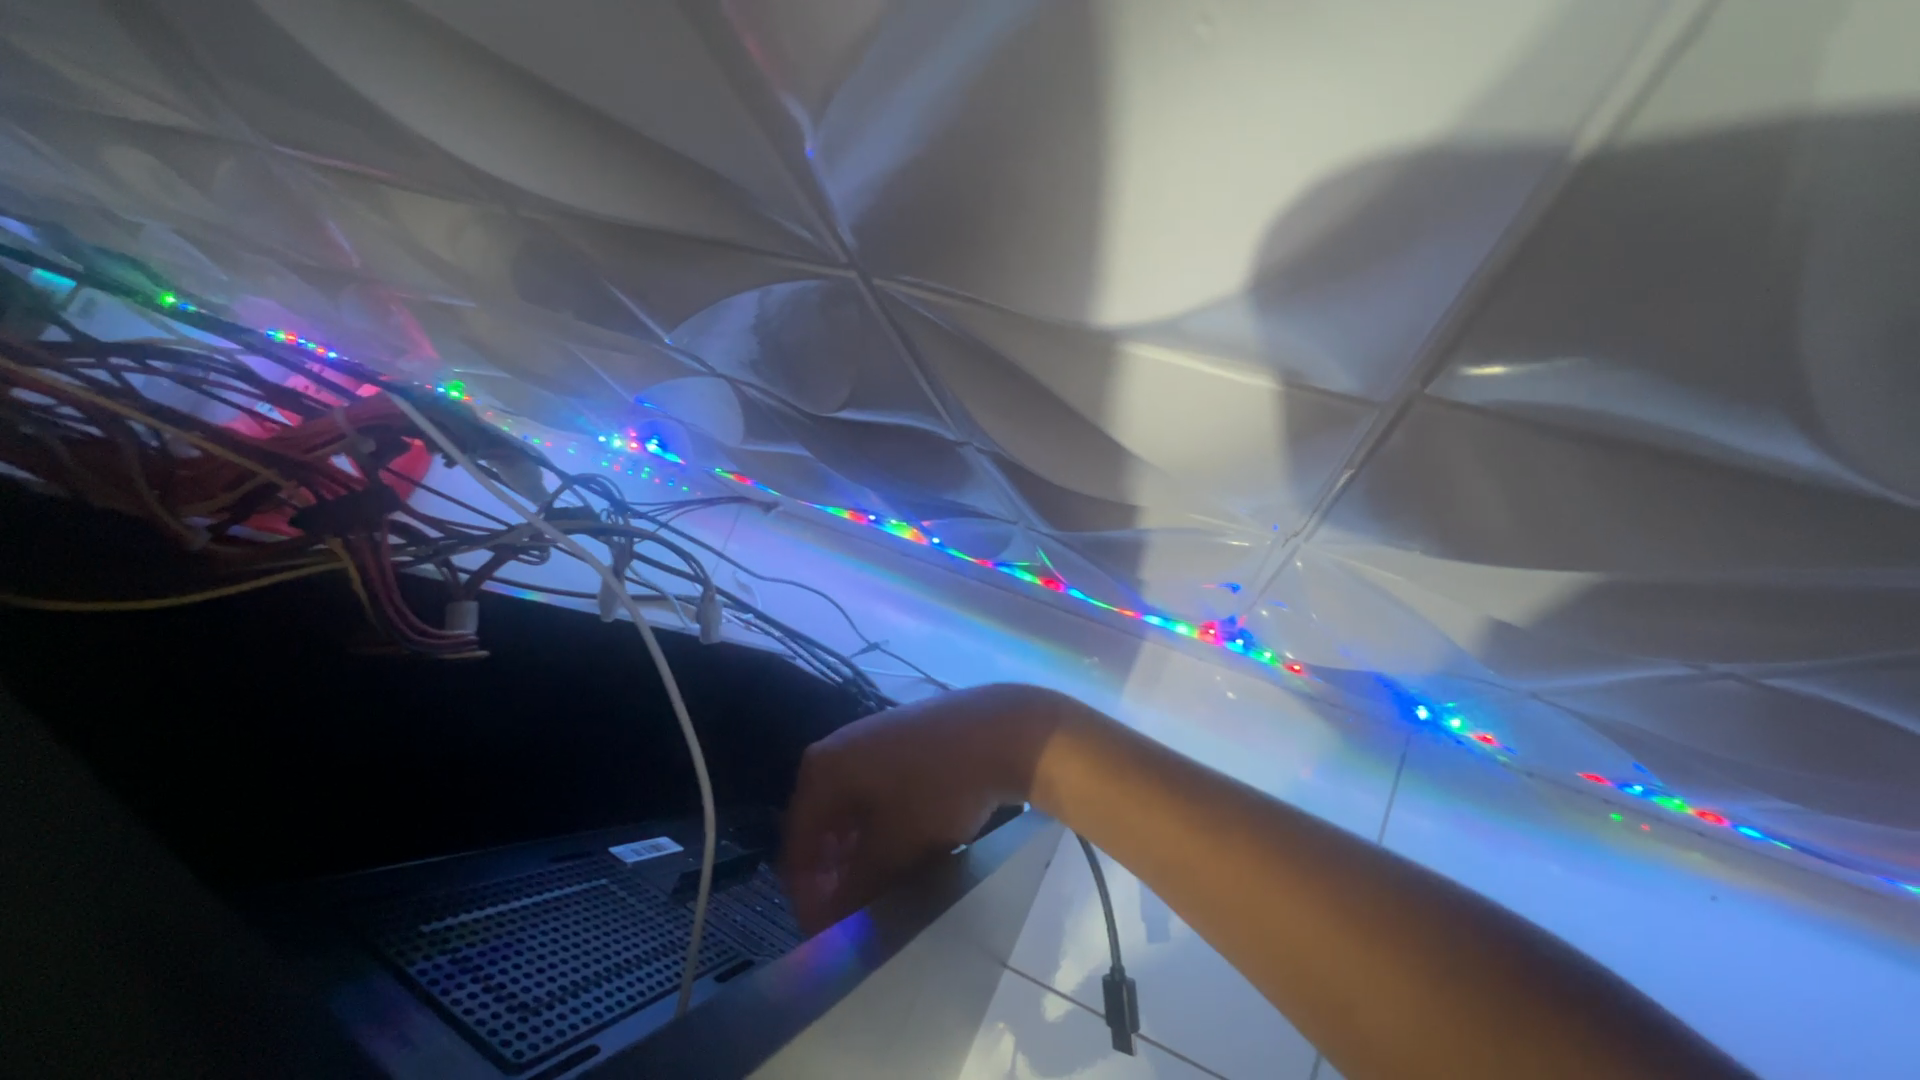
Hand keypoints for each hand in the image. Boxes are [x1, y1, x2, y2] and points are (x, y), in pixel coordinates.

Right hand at [780, 683, 1072, 931]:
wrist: (1005, 732)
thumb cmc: (939, 790)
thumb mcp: (894, 850)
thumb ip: (855, 891)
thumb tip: (828, 925)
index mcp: (822, 770)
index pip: (797, 846)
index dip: (808, 896)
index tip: (827, 935)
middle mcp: (838, 747)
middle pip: (823, 824)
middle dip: (836, 873)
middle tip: (855, 914)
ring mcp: (873, 737)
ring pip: (854, 808)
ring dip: (862, 851)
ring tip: (885, 887)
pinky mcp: (907, 737)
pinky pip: (881, 790)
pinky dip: (885, 824)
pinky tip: (911, 847)